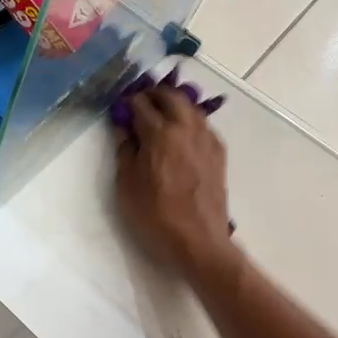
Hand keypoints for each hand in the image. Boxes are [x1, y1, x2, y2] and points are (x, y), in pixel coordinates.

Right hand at [116, 82, 233, 279]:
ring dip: (173, 104)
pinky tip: (179, 134)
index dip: (127, 101)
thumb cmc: (155, 215)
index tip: (119, 106)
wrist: (199, 242)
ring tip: (158, 115)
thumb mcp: (127, 183)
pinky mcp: (218, 153)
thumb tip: (122, 125)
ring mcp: (206, 139)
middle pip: (170, 96)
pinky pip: (202, 124)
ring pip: (190, 106)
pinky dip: (188, 119)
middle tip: (138, 104)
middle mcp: (186, 128)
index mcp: (160, 134)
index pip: (141, 103)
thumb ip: (124, 148)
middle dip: (152, 94)